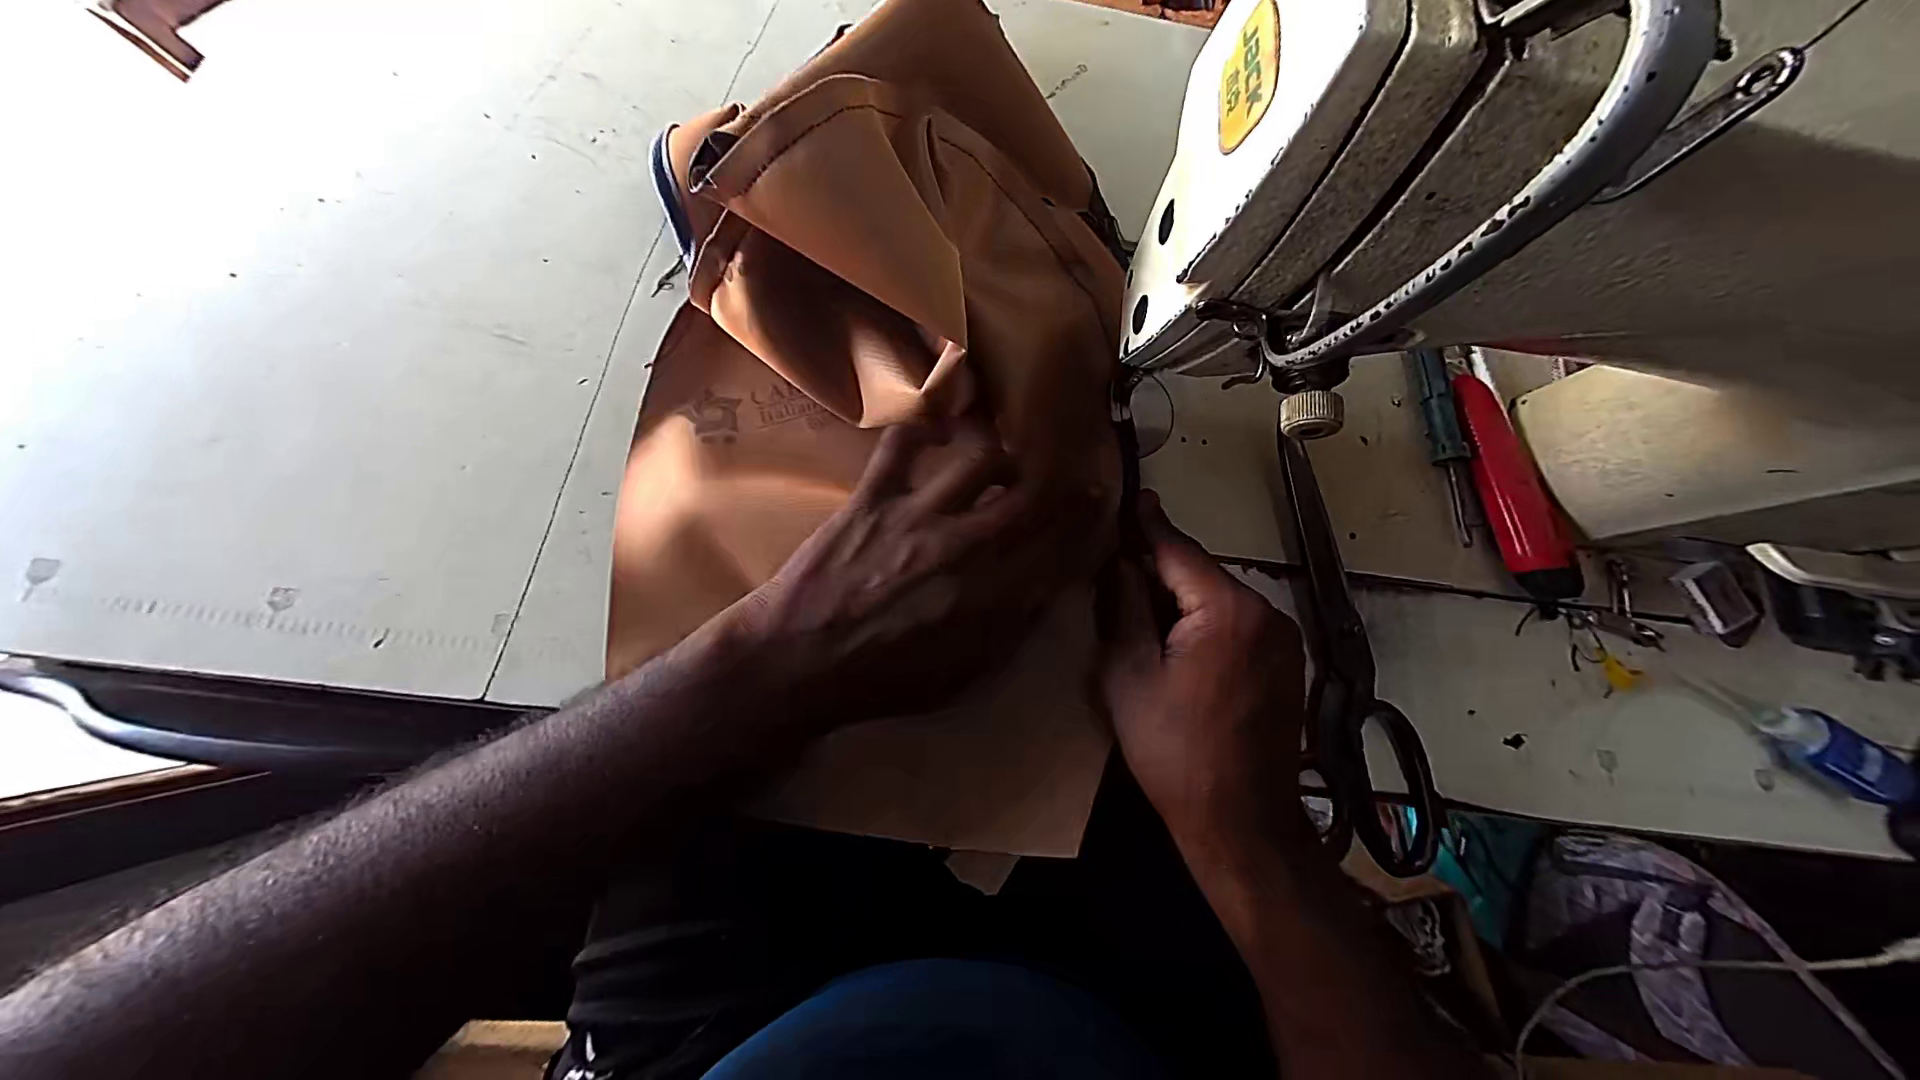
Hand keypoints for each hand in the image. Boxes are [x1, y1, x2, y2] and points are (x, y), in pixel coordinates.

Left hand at [723, 416, 1105, 726]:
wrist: (798, 660)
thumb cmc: (883, 678)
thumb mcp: (961, 672)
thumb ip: (1010, 626)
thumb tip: (1046, 585)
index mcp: (987, 598)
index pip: (1055, 549)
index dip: (1085, 523)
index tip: (1099, 506)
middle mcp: (961, 547)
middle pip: (1030, 499)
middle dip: (1063, 481)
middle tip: (1076, 470)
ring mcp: (915, 516)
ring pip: (979, 461)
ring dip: (1003, 455)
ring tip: (1005, 458)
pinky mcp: (872, 497)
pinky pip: (903, 445)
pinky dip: (925, 428)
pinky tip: (939, 430)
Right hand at [1099, 491, 1308, 844]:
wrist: (1240, 822)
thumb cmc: (1173, 750)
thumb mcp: (1128, 675)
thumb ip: (1124, 607)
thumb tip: (1121, 562)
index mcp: (1227, 610)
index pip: (1179, 551)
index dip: (1148, 524)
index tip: (1131, 498)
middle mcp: (1265, 612)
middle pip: (1200, 573)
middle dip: (1158, 568)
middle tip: (1114, 567)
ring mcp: (1282, 638)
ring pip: (1217, 598)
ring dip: (1179, 597)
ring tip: (1136, 607)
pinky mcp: (1285, 662)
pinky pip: (1235, 622)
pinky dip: (1202, 619)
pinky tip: (1174, 640)